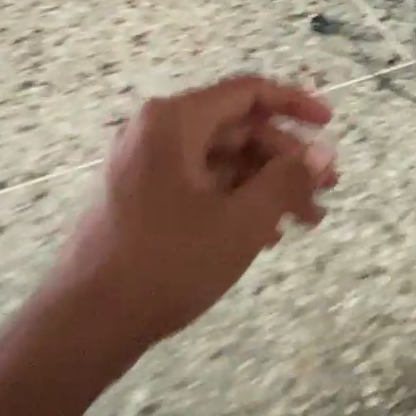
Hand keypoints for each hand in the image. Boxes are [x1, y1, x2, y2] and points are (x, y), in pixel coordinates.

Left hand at [41, 75, 337, 379]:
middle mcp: (157, 132)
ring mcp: (146, 165)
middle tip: (326, 191)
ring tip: (306, 220)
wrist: (85, 324)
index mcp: (175, 120)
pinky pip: (202, 184)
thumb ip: (288, 179)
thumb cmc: (168, 262)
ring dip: (268, 185)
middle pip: (239, 129)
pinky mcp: (142, 197)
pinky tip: (267, 234)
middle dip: (287, 159)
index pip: (248, 91)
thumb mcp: (242, 221)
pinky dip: (238, 200)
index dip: (295, 104)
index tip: (330, 126)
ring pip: (224, 160)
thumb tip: (324, 153)